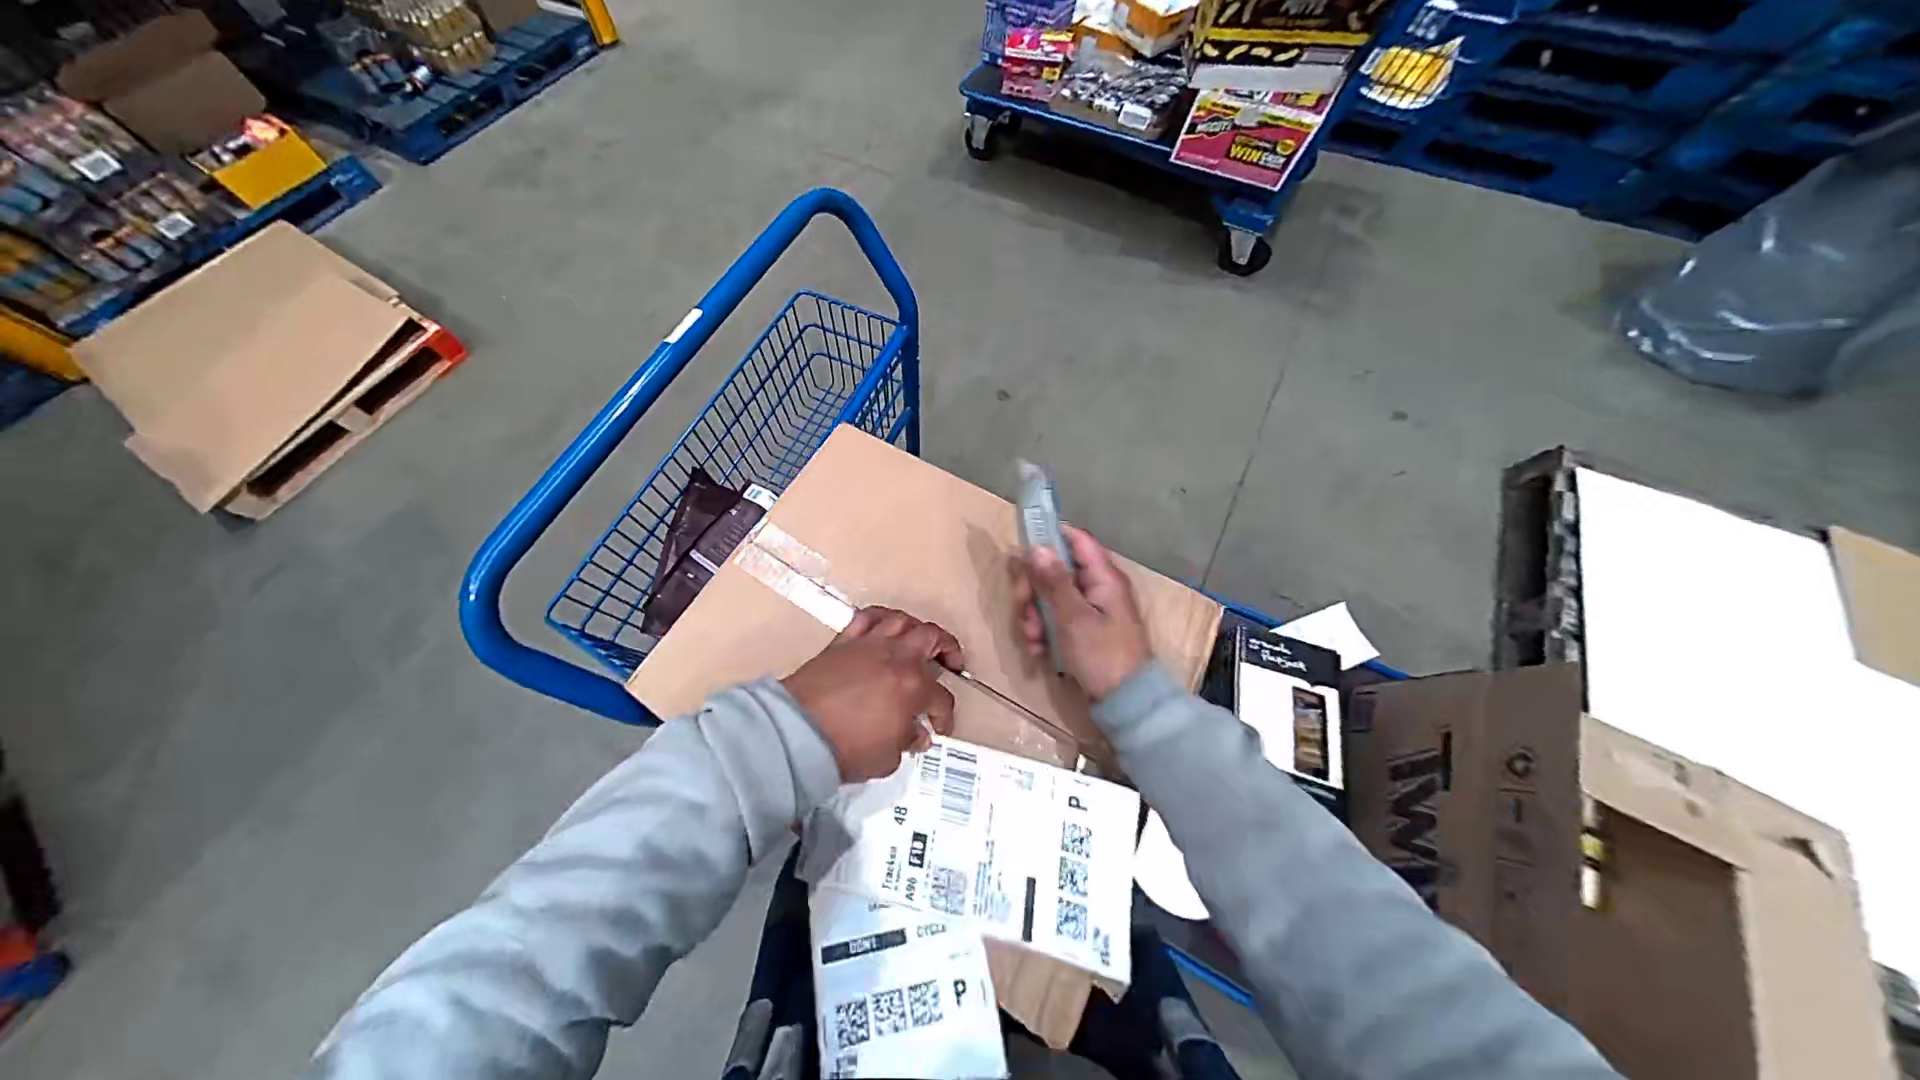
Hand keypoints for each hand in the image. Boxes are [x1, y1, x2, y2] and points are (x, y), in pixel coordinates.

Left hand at [784, 606, 964, 781]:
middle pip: (933, 638)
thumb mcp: (886, 758)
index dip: (945, 716)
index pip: (942, 699)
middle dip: (948, 649)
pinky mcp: (844, 641)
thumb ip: (907, 742)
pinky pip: (868, 617)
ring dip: (916, 628)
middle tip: (950, 663)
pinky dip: (881, 618)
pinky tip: (884, 627)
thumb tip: (916, 735)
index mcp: (914, 687)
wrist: (798, 731)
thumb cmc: (845, 746)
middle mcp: (897, 657)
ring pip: (902, 620)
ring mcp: (869, 644)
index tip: (938, 727)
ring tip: (919, 640)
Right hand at [1013, 525, 1151, 700]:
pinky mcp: (1084, 632)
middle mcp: (1098, 588)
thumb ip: (1053, 582)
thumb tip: (1036, 547)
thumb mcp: (1073, 618)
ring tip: (1033, 639)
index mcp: (1103, 577)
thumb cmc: (1102, 656)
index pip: (1076, 540)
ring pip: (1051, 598)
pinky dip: (1044, 632)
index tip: (1023, 549)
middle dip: (1034, 591)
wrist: (1125, 704)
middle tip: (1024, 611)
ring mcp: (1091, 611)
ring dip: (1035, 616)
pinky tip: (1039, 650)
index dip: (1050, 538)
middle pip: (1056, 570)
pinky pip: (1057, 620)